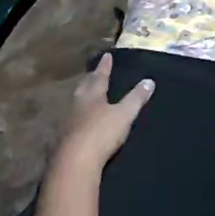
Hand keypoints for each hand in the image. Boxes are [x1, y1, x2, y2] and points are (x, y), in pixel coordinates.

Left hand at [54, 54, 154, 171]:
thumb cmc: (101, 133)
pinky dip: (78, 113)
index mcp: (92, 95)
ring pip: (76, 101)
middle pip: (85, 87)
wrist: (76, 160)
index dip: (104, 66)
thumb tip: (149, 80)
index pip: (100, 77)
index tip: (107, 55)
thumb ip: (136, 98)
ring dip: (82, 94)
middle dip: (91, 78)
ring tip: (87, 92)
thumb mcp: (124, 115)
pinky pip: (73, 118)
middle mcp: (78, 103)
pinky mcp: (65, 136)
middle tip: (94, 72)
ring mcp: (69, 120)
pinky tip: (79, 119)